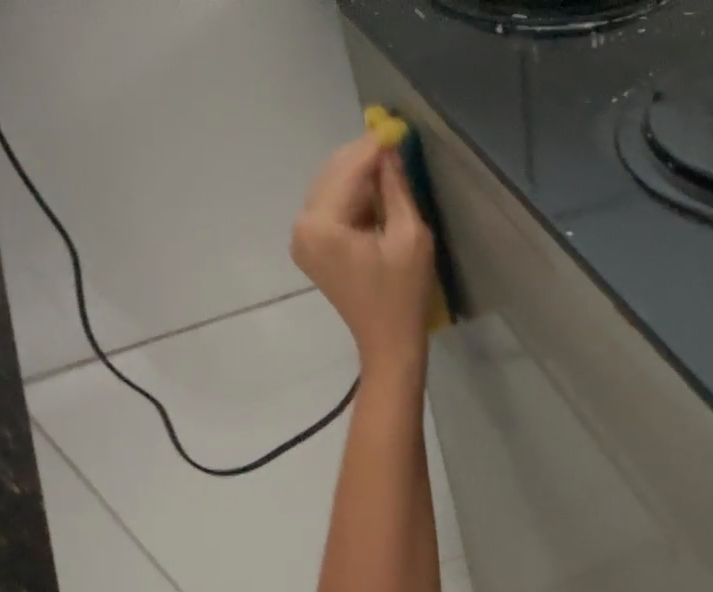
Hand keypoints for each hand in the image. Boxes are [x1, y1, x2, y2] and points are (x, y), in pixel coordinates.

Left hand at [291, 132, 435, 378]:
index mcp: (322, 224)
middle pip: (332, 173)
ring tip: (389, 171)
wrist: (389, 343)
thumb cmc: (405, 295)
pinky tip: (375, 198)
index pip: (348, 169)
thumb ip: (395, 188)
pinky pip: (329, 208)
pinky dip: (351, 197)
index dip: (374, 147)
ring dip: (357, 177)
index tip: (396, 127)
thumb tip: (389, 152)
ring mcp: (302, 238)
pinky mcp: (310, 248)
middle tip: (394, 145)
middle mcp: (302, 225)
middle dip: (363, 159)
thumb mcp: (410, 237)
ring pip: (329, 188)